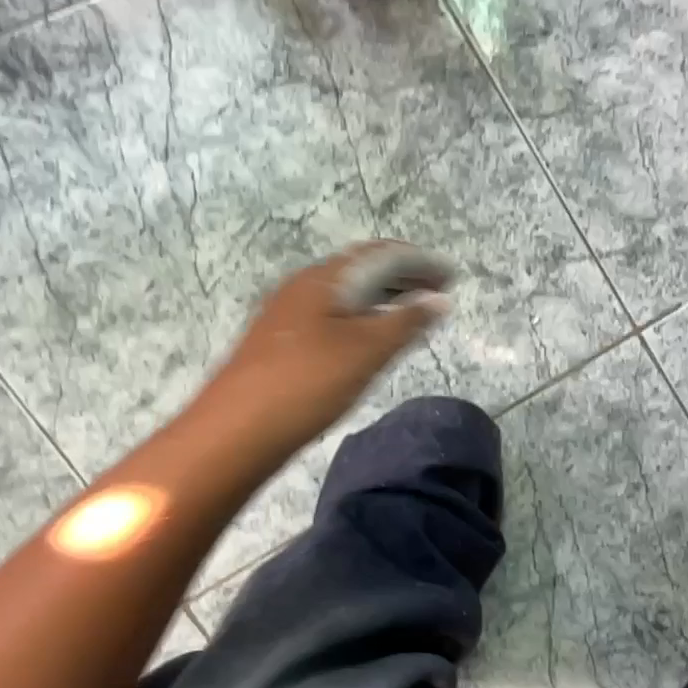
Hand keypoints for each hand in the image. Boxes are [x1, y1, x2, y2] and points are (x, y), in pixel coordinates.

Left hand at [196, 241, 451, 452]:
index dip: (421, 261)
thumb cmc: (308, 384)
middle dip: (405, 274)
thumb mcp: (369, 350)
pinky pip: (334, 309)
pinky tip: (374, 335)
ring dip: (385, 294)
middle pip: (363, 267)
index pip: (383, 255)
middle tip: (440, 289)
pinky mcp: (282, 337)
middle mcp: (304, 284)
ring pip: (348, 290)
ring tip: (415, 311)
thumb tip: (440, 299)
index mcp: (326, 279)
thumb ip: (408, 321)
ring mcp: (289, 311)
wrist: (234, 432)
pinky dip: (365, 312)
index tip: (453, 275)